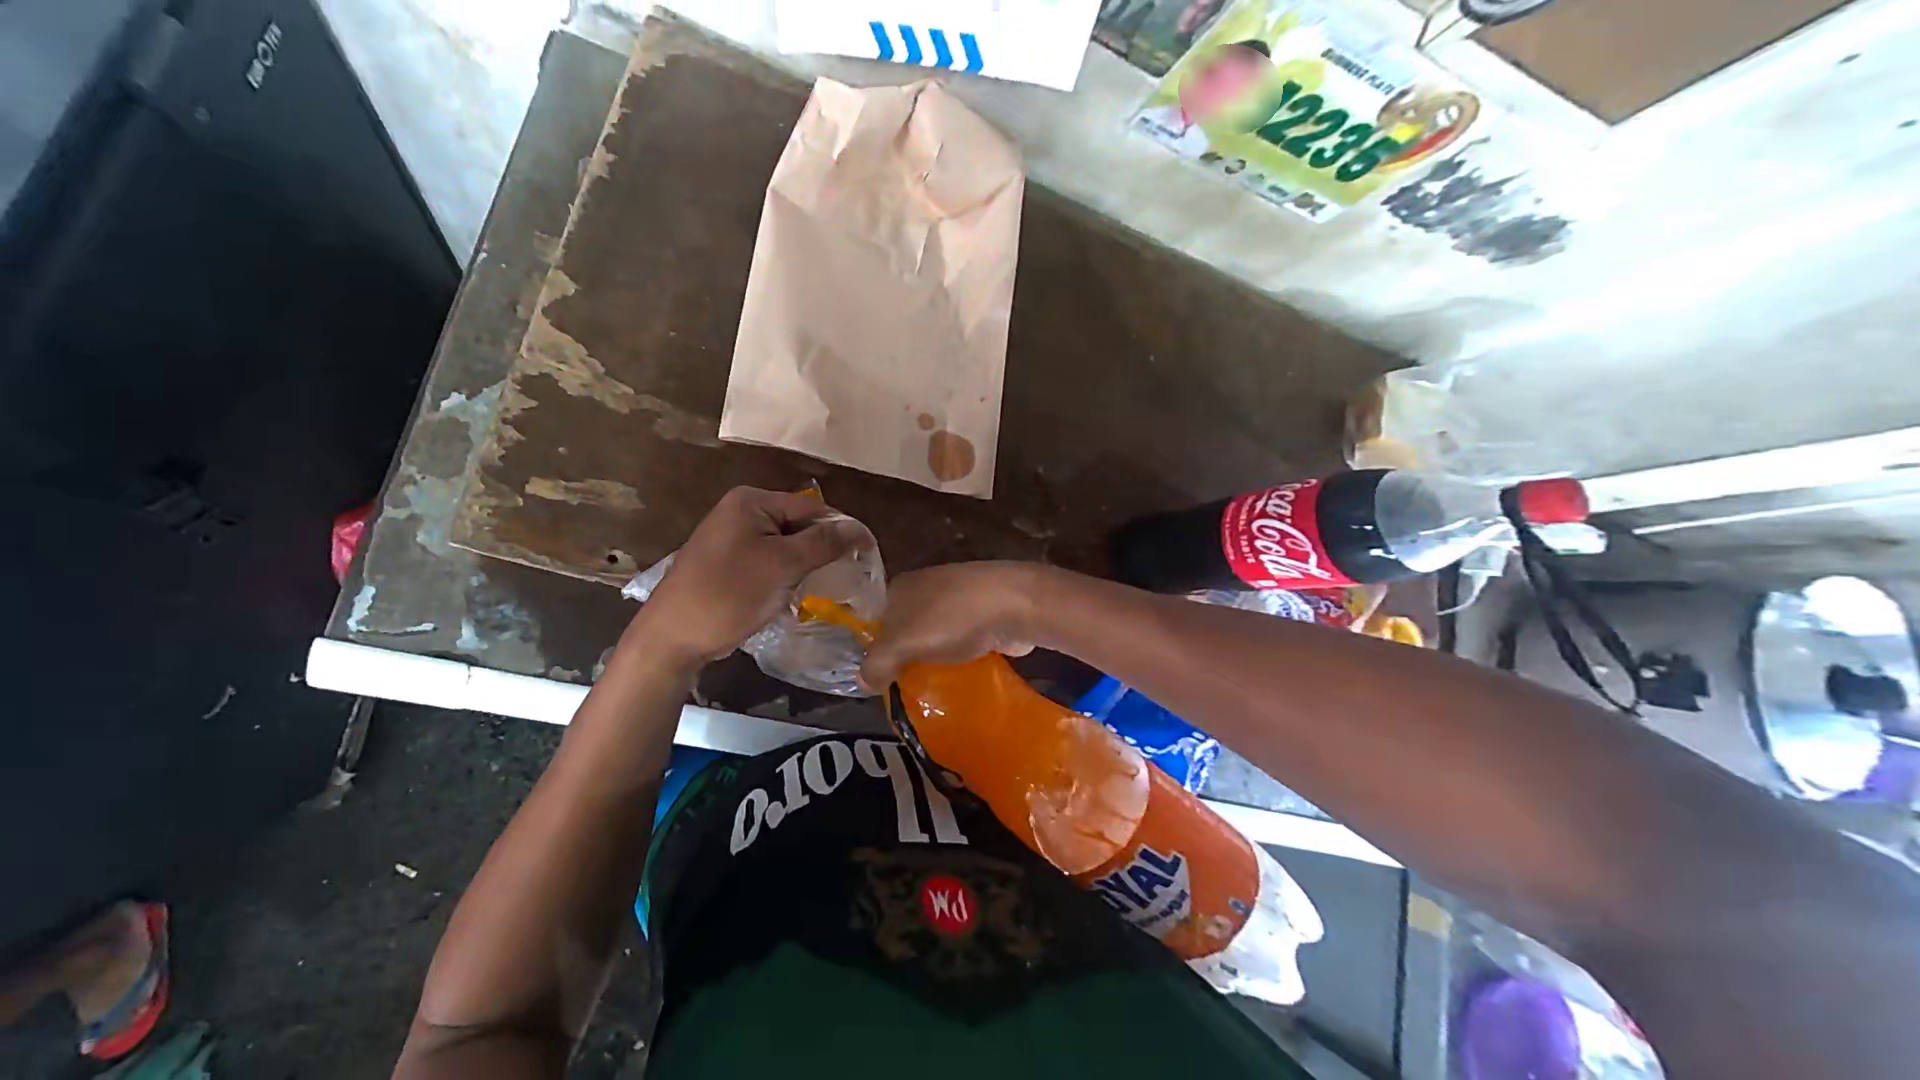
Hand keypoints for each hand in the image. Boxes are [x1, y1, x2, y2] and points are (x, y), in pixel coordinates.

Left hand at [627, 487, 862, 667]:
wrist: (673, 637)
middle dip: (822, 548)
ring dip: (805, 564)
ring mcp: (731, 538)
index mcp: (751, 501)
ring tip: (827, 586)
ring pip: (785, 545)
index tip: (868, 555)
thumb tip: (859, 529)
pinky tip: (796, 594)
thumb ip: (823, 543)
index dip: (842, 530)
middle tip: (849, 575)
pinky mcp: (727, 563)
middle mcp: (740, 511)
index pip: (812, 507)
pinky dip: (785, 574)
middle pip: (798, 524)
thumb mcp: (783, 565)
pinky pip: (768, 561)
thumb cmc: (730, 594)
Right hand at [859, 562, 1044, 689]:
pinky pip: (962, 642)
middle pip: (904, 631)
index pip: (873, 621)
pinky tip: (959, 680)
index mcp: (899, 587)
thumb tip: (862, 683)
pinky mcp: (984, 615)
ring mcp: (957, 600)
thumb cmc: (951, 618)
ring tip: (930, 692)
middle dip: (904, 659)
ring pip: (934, 638)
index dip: (871, 650)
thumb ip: (876, 664)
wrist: (1015, 604)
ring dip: (933, 661)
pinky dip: (960, 659)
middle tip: (902, 691)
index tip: (876, 681)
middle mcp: (925, 588)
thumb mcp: (901, 644)